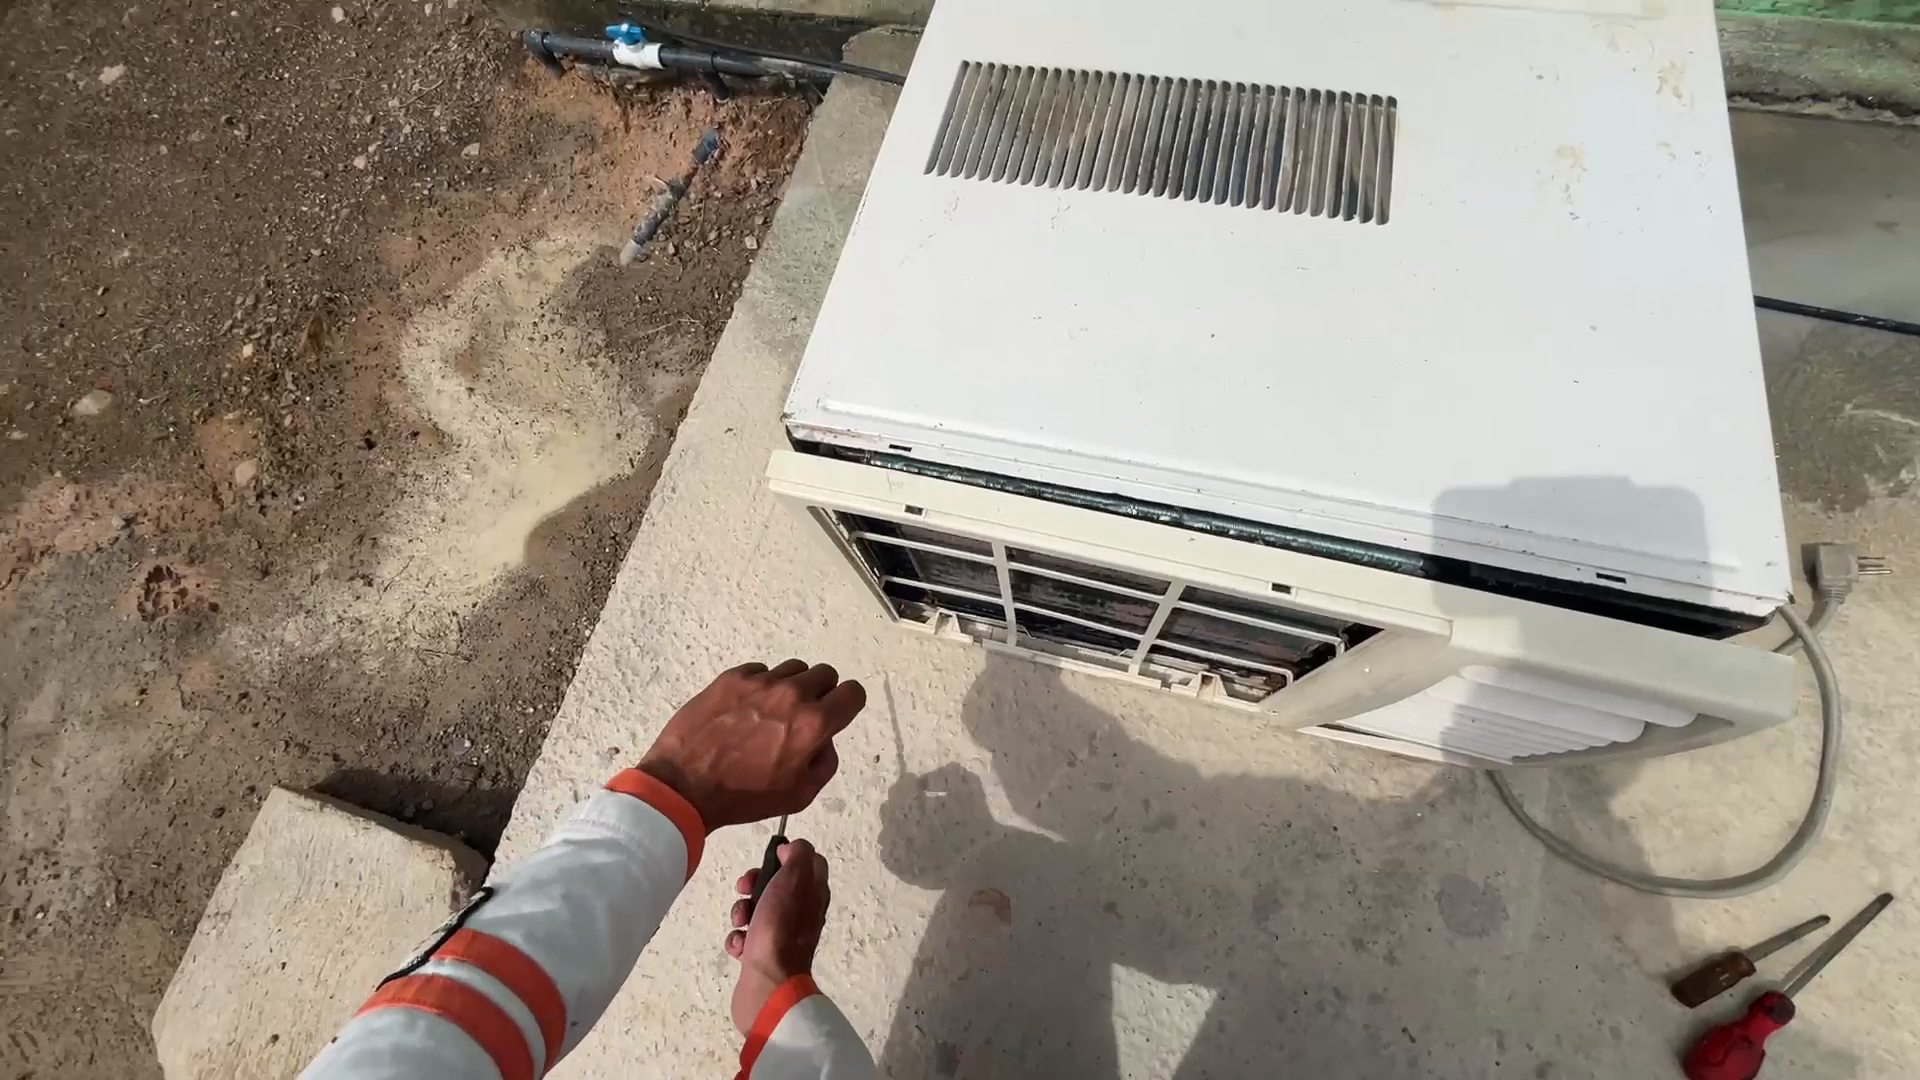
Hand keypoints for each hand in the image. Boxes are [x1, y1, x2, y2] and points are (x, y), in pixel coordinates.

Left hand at [637, 660, 865, 831]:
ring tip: (769, 713)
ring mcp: (761, 682)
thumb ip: (825, 763)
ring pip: (794, 669)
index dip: (848, 704)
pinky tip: (744, 710)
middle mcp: (792, 694)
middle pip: (825, 674)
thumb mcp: (800, 795)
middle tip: (800, 717)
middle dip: (820, 693)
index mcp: (814, 724)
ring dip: (790, 687)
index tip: (835, 714)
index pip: (853, 693)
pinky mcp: (733, 677)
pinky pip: (761, 671)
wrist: (683, 786)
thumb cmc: (744, 797)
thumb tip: (824, 740)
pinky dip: (760, 686)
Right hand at [725, 839, 830, 1034]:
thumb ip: (797, 855)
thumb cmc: (780, 928)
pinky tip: (740, 946)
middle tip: (744, 889)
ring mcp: (782, 934)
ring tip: (740, 923)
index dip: (787, 856)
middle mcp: (801, 911)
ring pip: (757, 909)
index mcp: (814, 892)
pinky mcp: (762, 955)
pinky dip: (739, 939)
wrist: (768, 985)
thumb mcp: (794, 879)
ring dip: (742, 911)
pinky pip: (746, 937)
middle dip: (755, 883)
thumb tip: (790, 849)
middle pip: (776, 884)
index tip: (771, 859)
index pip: (807, 862)